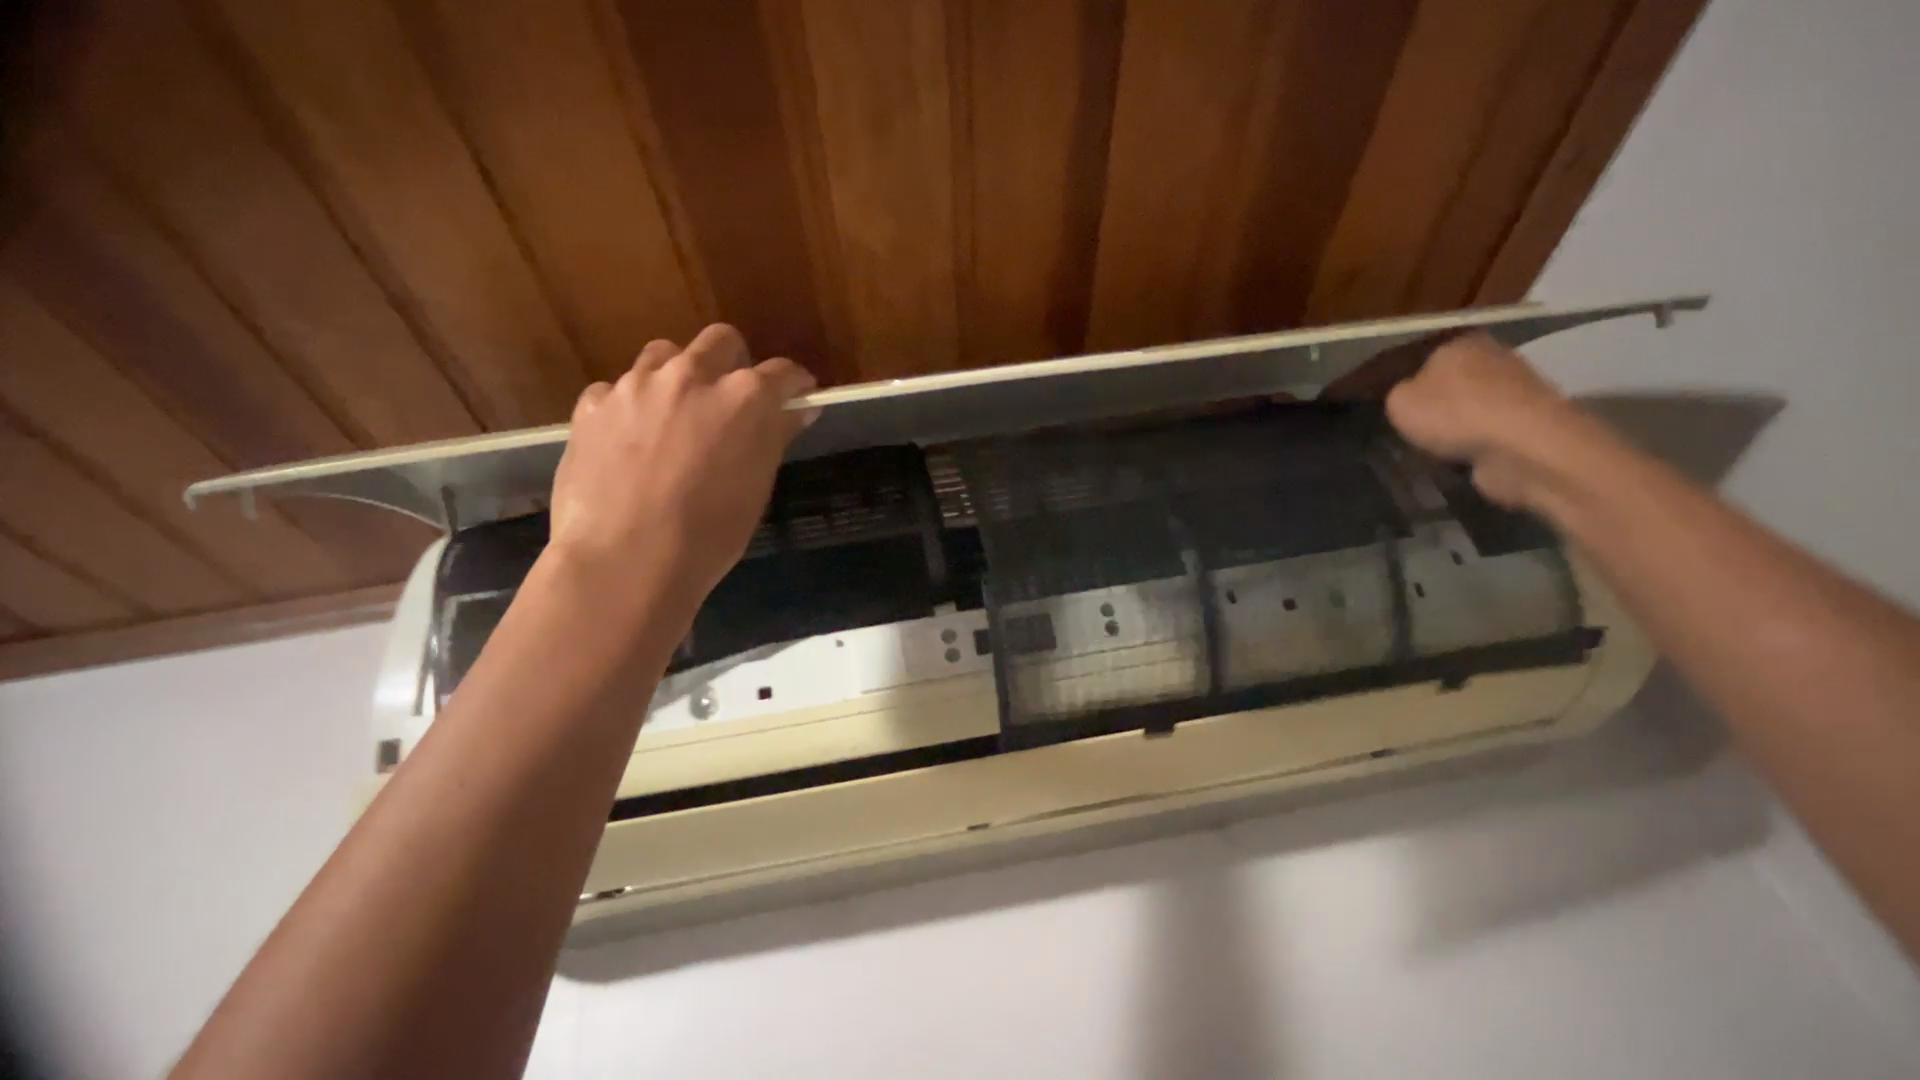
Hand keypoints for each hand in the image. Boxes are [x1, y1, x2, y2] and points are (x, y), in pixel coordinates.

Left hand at [546, 324, 816, 604]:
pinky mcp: (592, 403)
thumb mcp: (756, 489)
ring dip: (678, 375)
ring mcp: (636, 384)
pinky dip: (631, 407)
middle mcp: (691, 375)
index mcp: (744, 397)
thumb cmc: (708, 536)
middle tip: (732, 400)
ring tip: (675, 414)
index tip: (796, 398)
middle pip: (721, 342)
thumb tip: (795, 411)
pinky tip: (629, 441)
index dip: (793, 385)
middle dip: (734, 363)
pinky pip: (617, 389)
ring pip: (664, 355)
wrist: (624, 561)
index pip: (782, 373)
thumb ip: (774, 438)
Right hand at [1361, 332, 1581, 509]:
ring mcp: (1518, 391)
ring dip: (1456, 430)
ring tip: (1433, 452)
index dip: (1406, 381)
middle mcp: (1494, 358)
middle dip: (1435, 406)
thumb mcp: (1400, 401)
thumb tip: (1409, 397)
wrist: (1521, 445)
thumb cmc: (1455, 413)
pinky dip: (1476, 447)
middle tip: (1412, 431)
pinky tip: (1461, 462)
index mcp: (1461, 342)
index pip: (1425, 357)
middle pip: (1452, 383)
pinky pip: (1490, 435)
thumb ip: (1397, 394)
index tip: (1394, 406)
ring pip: (1472, 410)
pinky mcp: (1531, 424)